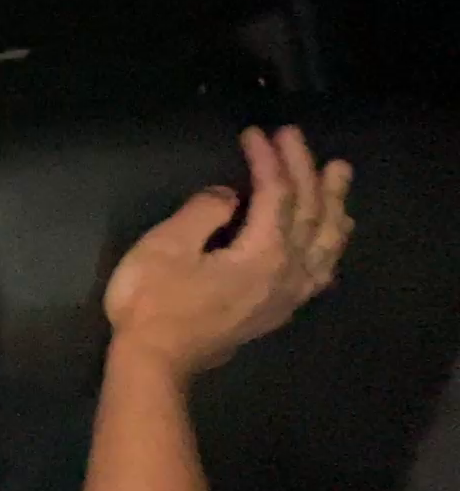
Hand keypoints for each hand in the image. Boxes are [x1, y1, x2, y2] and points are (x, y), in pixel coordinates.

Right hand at [104, 126, 353, 383]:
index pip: (275, 194)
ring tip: (337, 178)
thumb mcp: (164, 249)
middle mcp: (290, 269)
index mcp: (263, 251)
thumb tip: (226, 196)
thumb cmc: (153, 300)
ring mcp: (288, 291)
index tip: (256, 133)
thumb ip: (200, 215)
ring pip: (326, 240)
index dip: (268, 160)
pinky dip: (330, 244)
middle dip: (306, 172)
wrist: (157, 357)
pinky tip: (328, 241)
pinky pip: (321, 268)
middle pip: (310, 212)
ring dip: (332, 204)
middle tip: (300, 140)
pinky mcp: (277, 307)